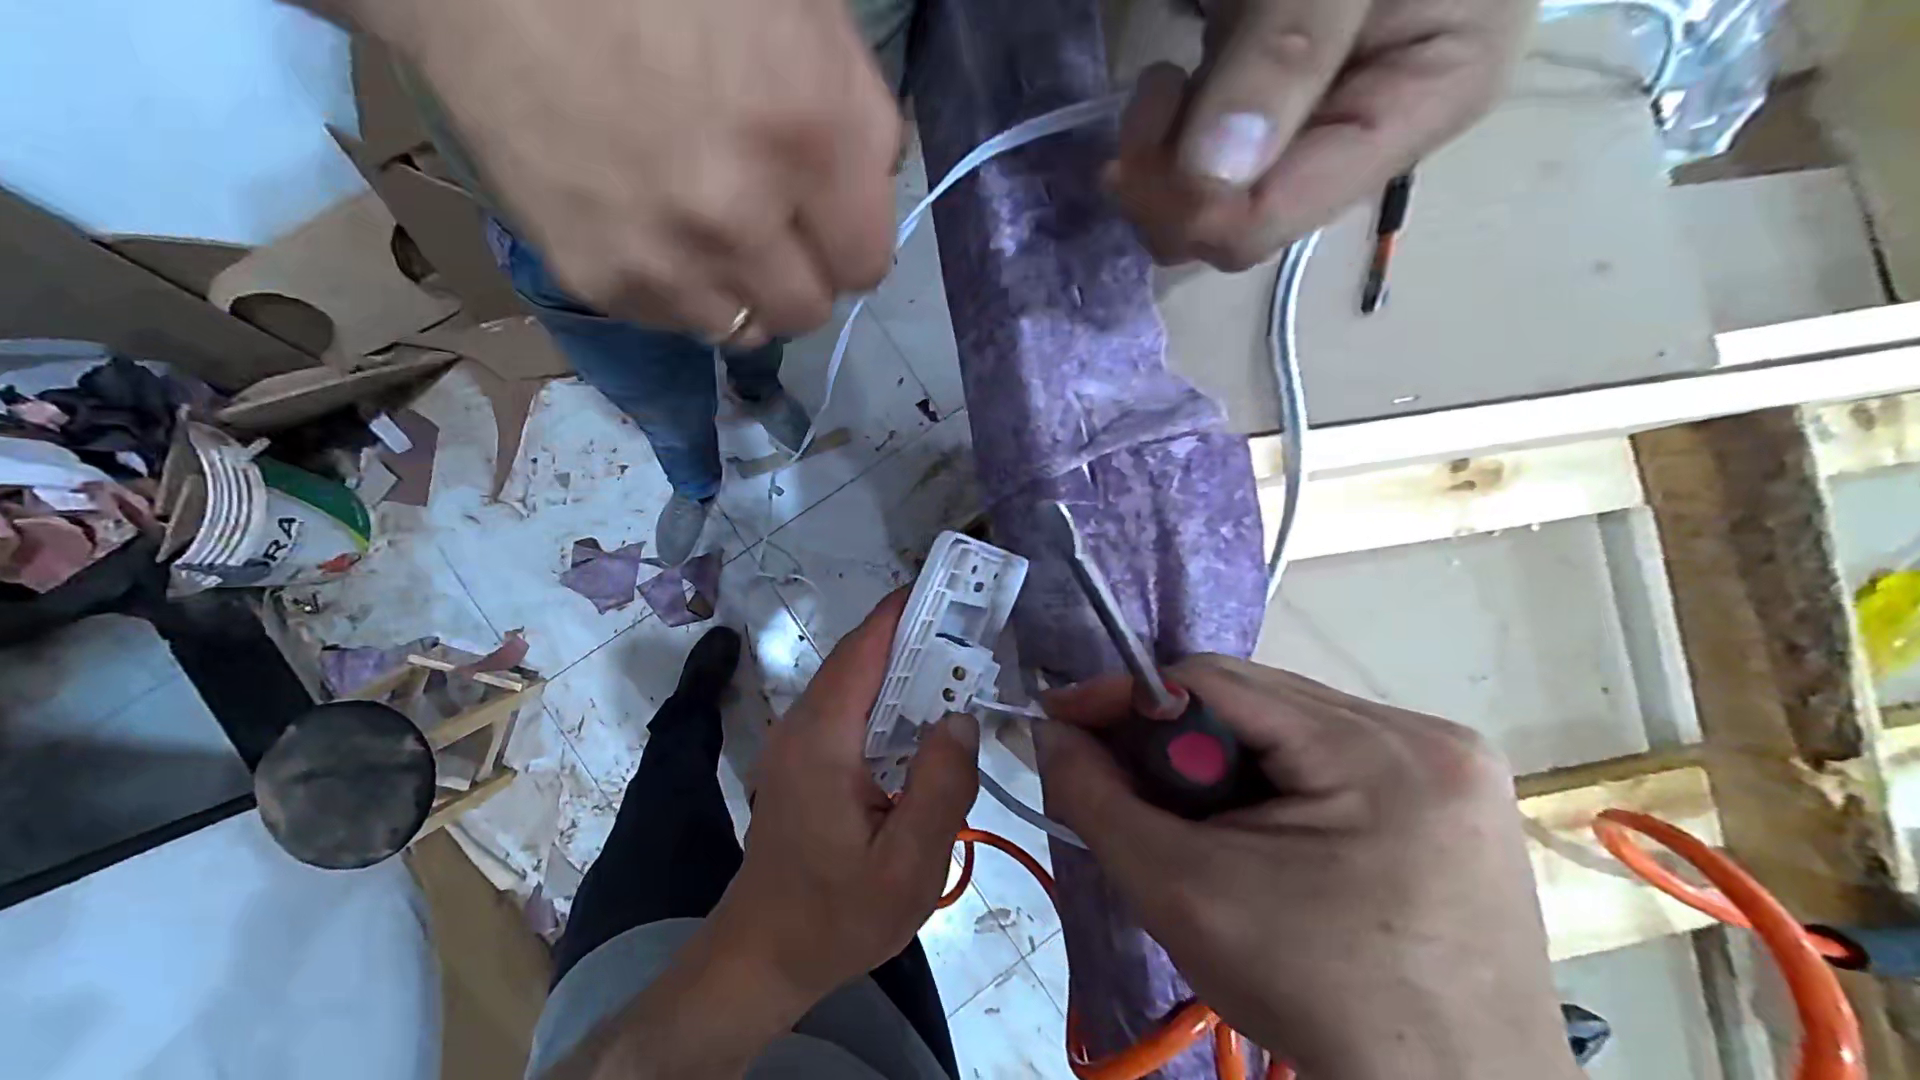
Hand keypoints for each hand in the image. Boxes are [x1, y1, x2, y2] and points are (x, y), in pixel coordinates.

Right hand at [362, 0, 899, 344]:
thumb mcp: (804, 18)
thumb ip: (861, 124)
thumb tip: (872, 195)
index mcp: (808, 135)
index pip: (866, 266)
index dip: (850, 244)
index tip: (829, 223)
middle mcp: (739, 215)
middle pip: (809, 311)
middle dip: (801, 275)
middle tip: (771, 229)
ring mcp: (666, 258)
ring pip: (747, 330)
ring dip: (743, 291)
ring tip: (708, 230)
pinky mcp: (602, 281)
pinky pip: (679, 322)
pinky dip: (682, 291)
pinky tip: (654, 232)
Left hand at [713, 592, 979, 1003]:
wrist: (764, 956)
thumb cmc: (836, 916)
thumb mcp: (908, 867)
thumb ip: (942, 787)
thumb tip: (962, 717)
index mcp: (824, 736)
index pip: (867, 647)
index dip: (909, 610)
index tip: (957, 588)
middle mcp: (805, 723)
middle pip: (865, 656)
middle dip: (919, 634)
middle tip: (979, 632)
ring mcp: (800, 739)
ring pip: (859, 679)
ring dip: (908, 666)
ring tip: (965, 668)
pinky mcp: (806, 756)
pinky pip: (854, 707)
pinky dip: (892, 697)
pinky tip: (928, 720)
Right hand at [1040, 656, 1576, 1078]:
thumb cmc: (1311, 996)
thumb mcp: (1180, 891)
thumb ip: (1097, 798)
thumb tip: (1050, 732)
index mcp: (1377, 750)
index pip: (1216, 680)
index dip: (1128, 695)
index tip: (1065, 716)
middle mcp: (1425, 733)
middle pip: (1253, 699)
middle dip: (1174, 734)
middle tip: (1118, 773)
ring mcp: (1450, 763)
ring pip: (1286, 724)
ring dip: (1221, 755)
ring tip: (1187, 811)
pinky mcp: (1453, 795)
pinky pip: (1327, 754)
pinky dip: (1270, 776)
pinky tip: (1254, 825)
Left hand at [1108, 0, 1531, 269]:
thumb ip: (1286, 51)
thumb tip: (1217, 175)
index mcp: (1420, 102)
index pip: (1274, 221)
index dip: (1194, 208)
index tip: (1140, 153)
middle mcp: (1361, 140)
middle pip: (1232, 230)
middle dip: (1170, 190)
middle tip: (1153, 100)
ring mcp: (1312, 129)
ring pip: (1205, 211)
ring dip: (1159, 167)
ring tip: (1162, 82)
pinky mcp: (1269, 113)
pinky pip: (1199, 173)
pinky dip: (1164, 146)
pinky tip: (1168, 89)